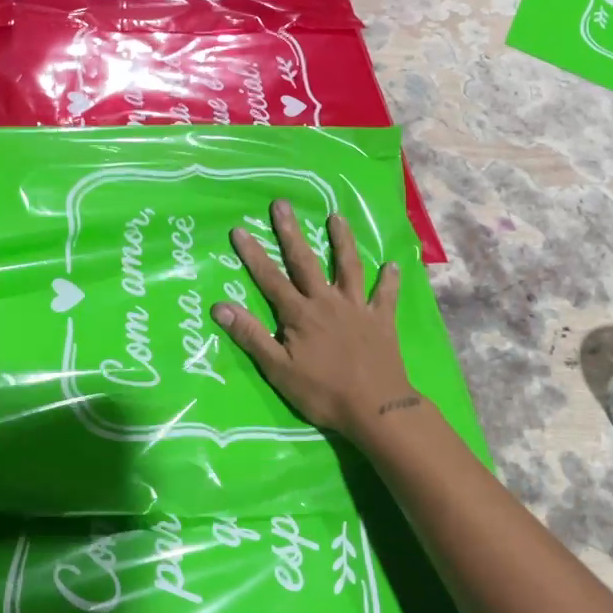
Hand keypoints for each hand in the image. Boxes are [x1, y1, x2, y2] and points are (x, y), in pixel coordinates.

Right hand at [210, 200, 419, 436]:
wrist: (375, 408)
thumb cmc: (323, 392)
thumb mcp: (279, 369)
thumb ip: (251, 335)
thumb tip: (220, 306)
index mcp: (300, 314)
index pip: (270, 278)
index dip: (254, 254)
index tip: (240, 229)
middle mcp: (327, 302)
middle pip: (306, 262)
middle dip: (291, 232)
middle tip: (282, 204)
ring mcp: (357, 308)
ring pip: (348, 267)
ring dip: (342, 241)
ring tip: (337, 217)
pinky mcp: (381, 320)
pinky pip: (385, 295)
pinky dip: (389, 280)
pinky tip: (393, 264)